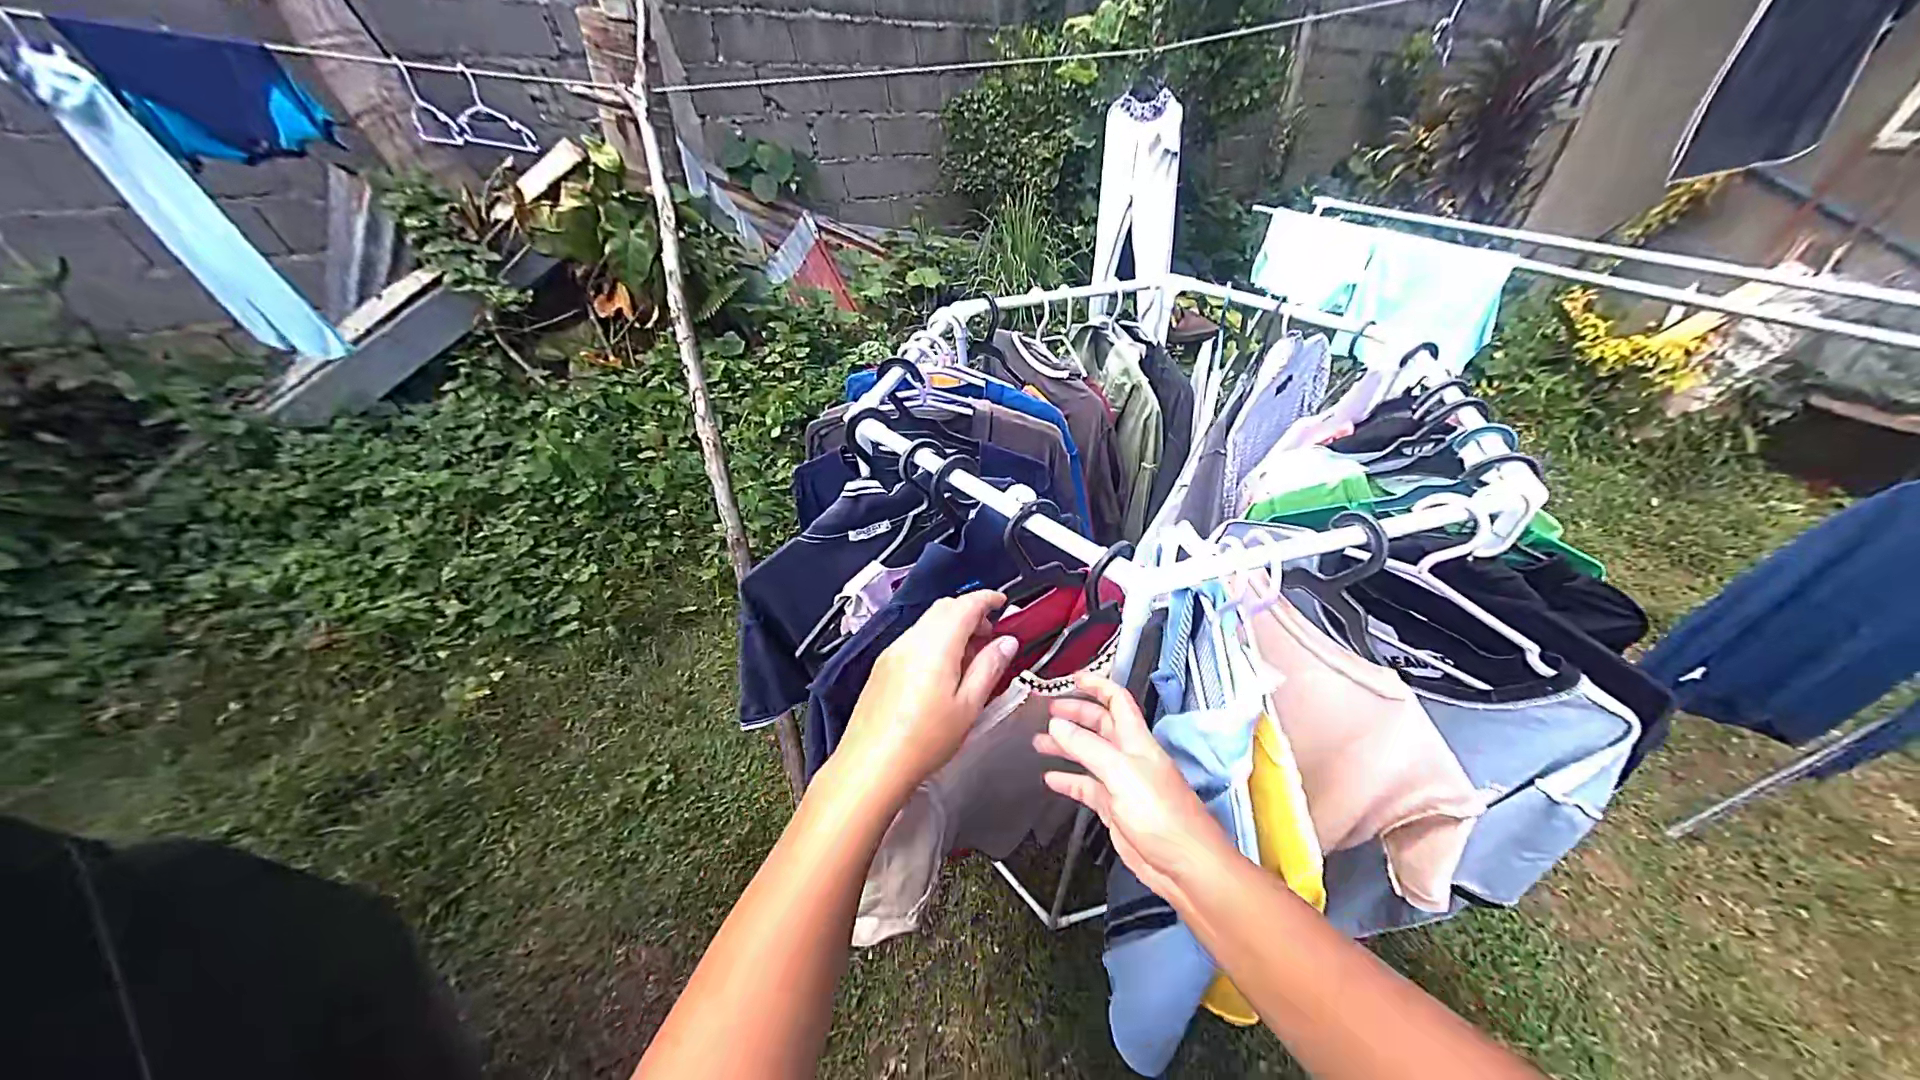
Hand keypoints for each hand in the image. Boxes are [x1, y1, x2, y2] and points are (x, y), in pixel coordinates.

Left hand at [831, 590, 1019, 804]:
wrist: (871, 766)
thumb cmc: (922, 741)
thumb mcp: (968, 706)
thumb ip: (989, 667)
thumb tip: (1006, 642)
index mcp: (935, 645)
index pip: (964, 605)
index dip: (986, 599)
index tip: (1002, 603)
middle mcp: (910, 641)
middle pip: (944, 609)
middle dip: (970, 613)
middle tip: (991, 635)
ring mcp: (893, 652)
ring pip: (927, 623)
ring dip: (952, 628)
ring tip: (970, 659)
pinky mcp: (882, 667)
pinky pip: (914, 640)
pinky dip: (934, 642)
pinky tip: (944, 671)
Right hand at [1034, 673, 1234, 908]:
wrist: (1185, 866)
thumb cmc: (1166, 818)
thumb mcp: (1121, 773)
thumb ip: (1087, 746)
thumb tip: (1058, 725)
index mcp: (1137, 741)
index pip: (1116, 700)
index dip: (1096, 685)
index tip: (1073, 678)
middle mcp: (1130, 757)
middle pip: (1100, 725)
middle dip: (1075, 714)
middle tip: (1049, 710)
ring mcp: (1123, 783)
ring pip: (1090, 755)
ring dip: (1066, 746)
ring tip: (1041, 741)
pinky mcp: (1116, 809)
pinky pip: (1087, 787)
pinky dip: (1069, 780)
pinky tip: (1053, 779)